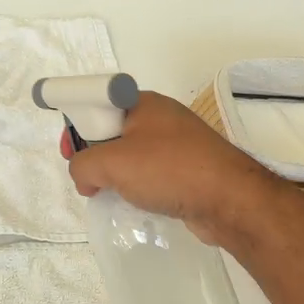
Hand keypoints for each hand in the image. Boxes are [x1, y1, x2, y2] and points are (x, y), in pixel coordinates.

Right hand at [65, 92, 284, 241]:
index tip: (70, 150)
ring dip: (115, 173)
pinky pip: (151, 172)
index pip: (98, 102)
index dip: (77, 123)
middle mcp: (160, 118)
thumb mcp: (110, 164)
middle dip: (93, 153)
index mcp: (142, 103)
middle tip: (87, 177)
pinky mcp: (189, 169)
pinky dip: (138, 186)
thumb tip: (84, 177)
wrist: (232, 201)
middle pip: (112, 129)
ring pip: (131, 154)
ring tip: (109, 193)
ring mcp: (177, 144)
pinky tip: (136, 201)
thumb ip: (82, 165)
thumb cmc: (169, 170)